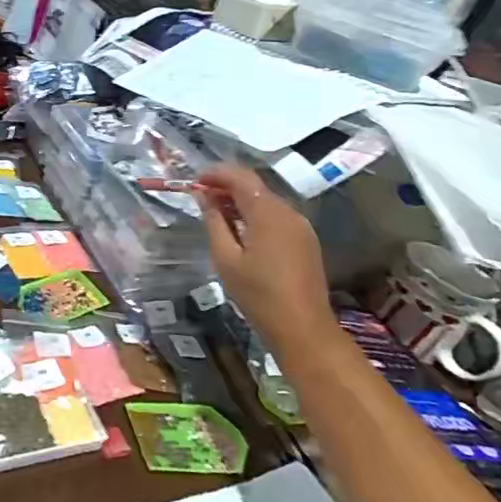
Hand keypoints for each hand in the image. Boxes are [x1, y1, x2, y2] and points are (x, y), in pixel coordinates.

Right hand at [198, 163, 333, 344]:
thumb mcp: (225, 258)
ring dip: (241, 201)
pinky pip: (277, 217)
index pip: (240, 177)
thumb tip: (204, 197)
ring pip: (266, 201)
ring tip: (217, 215)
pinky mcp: (306, 240)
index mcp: (268, 213)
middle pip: (255, 186)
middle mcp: (288, 212)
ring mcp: (301, 226)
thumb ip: (214, 222)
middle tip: (202, 198)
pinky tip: (241, 231)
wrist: (303, 328)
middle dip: (227, 186)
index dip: (216, 173)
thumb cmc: (258, 294)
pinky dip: (256, 215)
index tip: (195, 181)